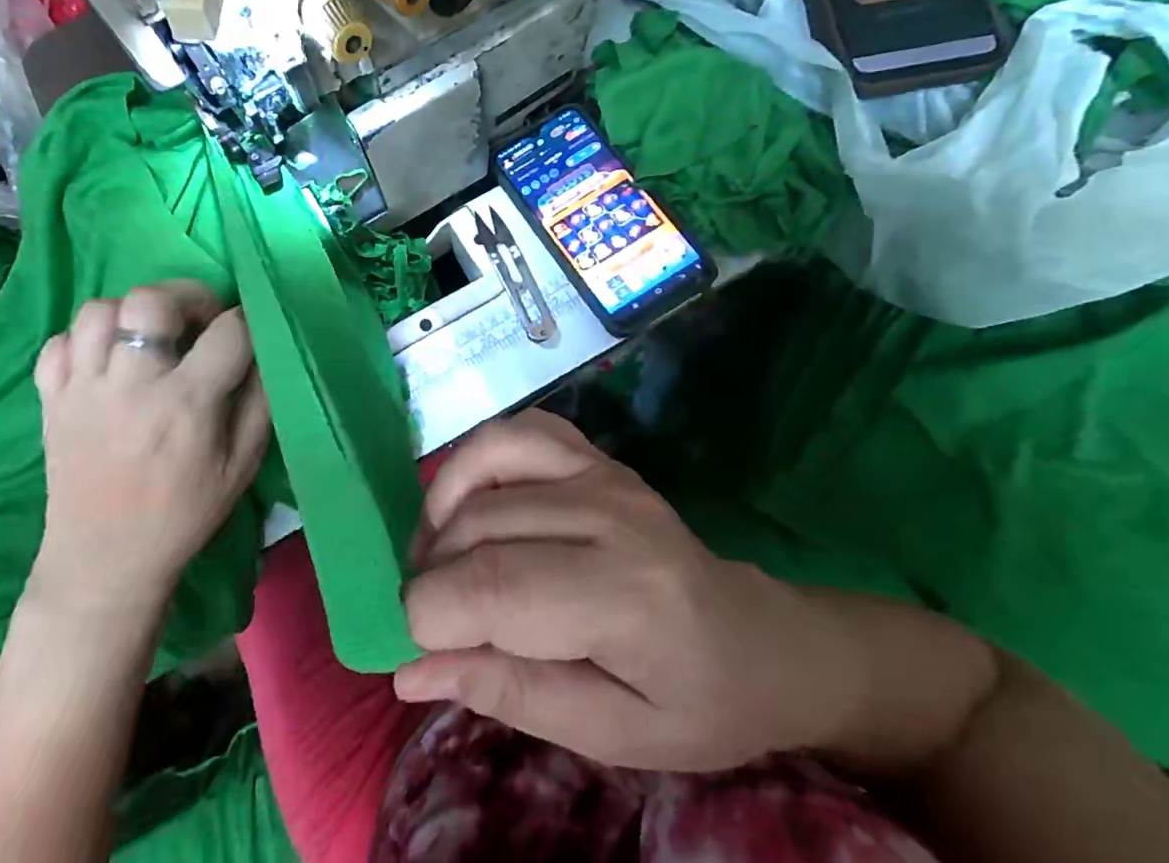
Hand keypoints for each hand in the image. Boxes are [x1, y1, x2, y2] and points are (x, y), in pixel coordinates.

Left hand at [29, 282, 272, 614]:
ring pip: (99, 310)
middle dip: (186, 297)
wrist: (104, 561)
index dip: (246, 320)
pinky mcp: (50, 400)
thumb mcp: (241, 466)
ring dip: (132, 314)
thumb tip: (264, 350)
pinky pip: (59, 342)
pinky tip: (107, 362)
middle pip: (151, 300)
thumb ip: (260, 403)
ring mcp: (82, 389)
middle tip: (197, 321)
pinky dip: (85, 340)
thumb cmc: (183, 515)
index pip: (228, 332)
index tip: (246, 332)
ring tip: (149, 338)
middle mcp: (131, 386)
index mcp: (186, 405)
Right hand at [394, 410, 871, 772]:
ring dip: (440, 515)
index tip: (419, 648)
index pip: (492, 586)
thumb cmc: (693, 703)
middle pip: (476, 526)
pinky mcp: (598, 458)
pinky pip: (515, 434)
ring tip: (442, 561)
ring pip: (482, 465)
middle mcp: (612, 515)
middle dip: (429, 576)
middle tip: (434, 621)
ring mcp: (604, 474)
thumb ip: (508, 693)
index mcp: (626, 597)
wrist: (758, 641)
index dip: (429, 615)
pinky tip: (474, 507)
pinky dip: (474, 463)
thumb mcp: (608, 734)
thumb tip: (409, 671)